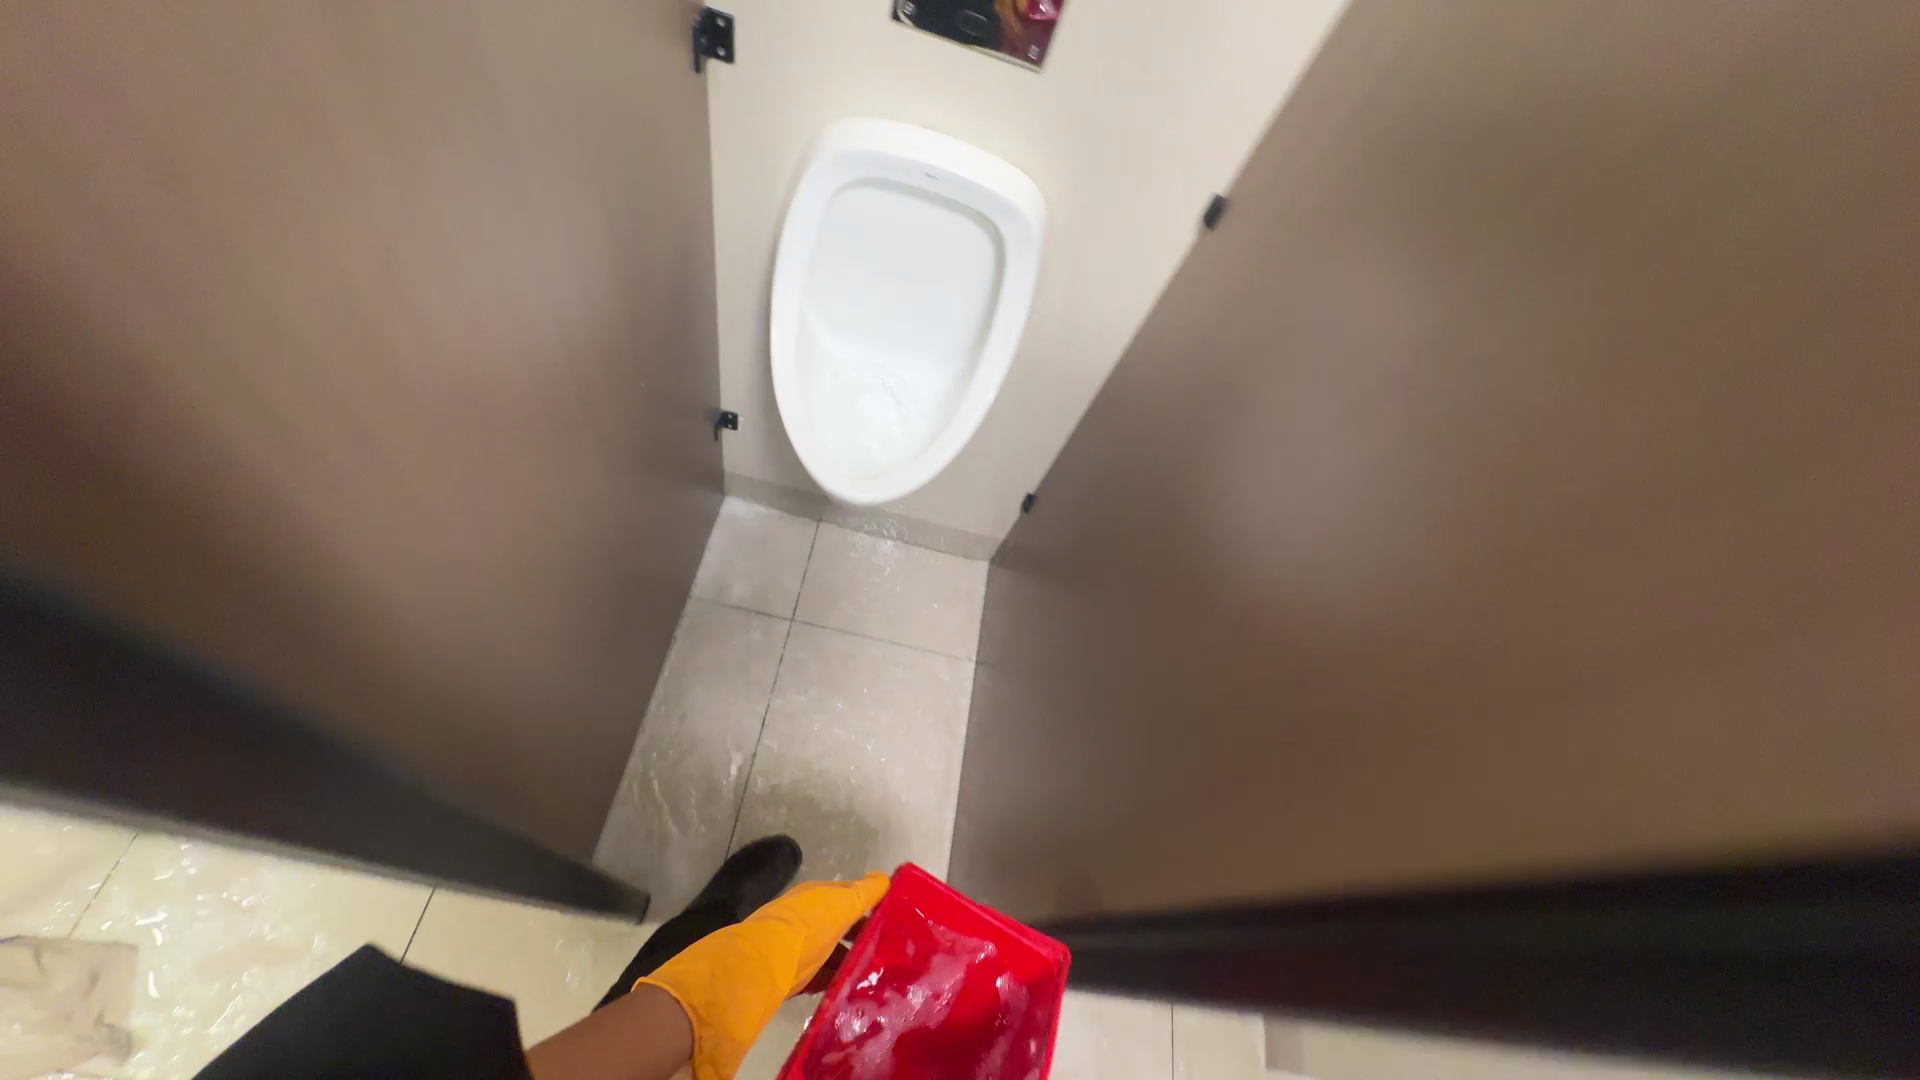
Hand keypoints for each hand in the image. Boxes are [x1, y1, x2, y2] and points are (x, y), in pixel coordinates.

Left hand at [636, 873, 888, 1079]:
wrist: (758, 966)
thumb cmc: (805, 928)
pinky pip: (822, 975)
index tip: (898, 919)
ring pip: (833, 951)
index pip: (852, 895)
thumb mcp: (839, 904)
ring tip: (878, 972)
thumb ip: (863, 892)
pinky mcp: (792, 976)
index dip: (873, 905)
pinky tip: (851, 988)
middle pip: (842, 925)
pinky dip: (837, 979)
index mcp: (818, 896)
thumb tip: (886, 877)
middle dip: (864, 934)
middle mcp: (807, 917)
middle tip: (893, 949)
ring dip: (852, 959)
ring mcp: (798, 947)